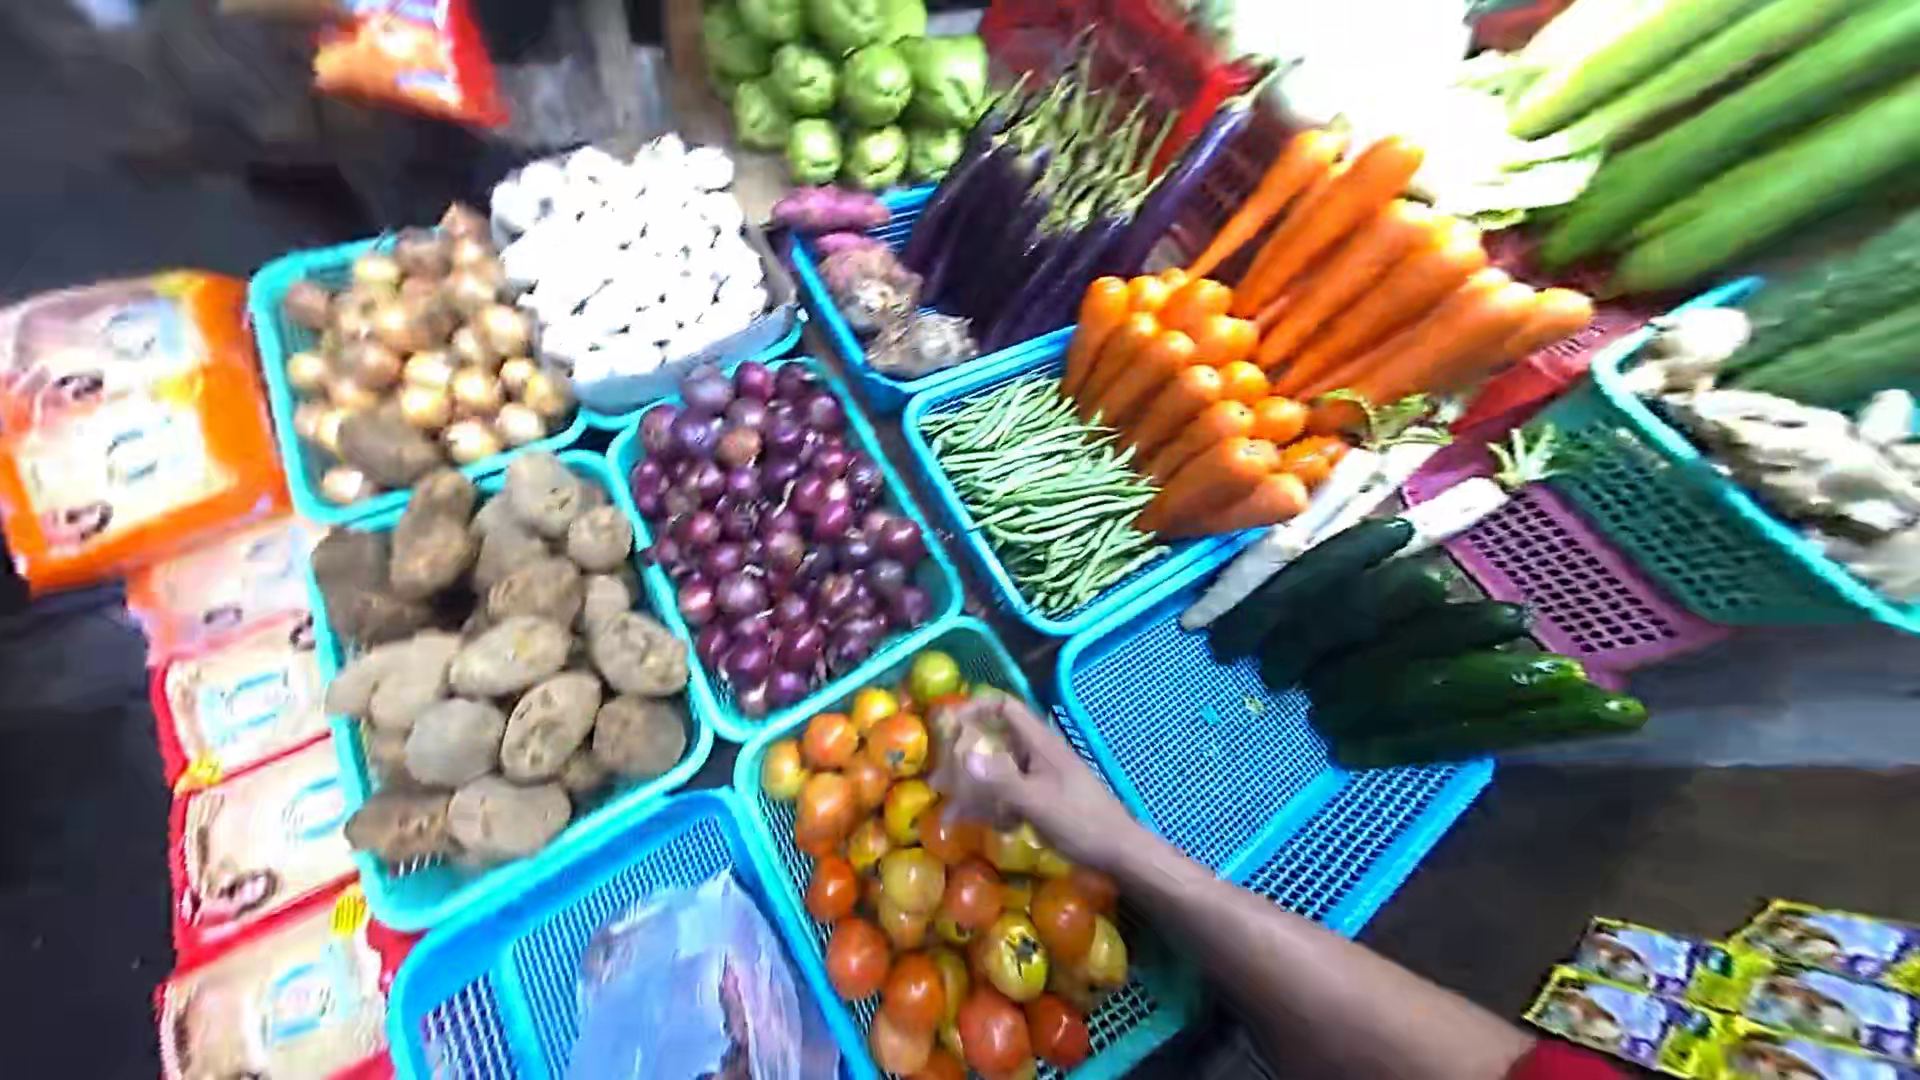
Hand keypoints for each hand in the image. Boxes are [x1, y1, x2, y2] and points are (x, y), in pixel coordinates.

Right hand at [928, 691, 1144, 872]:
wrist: (1118, 851)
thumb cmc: (1080, 820)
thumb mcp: (1037, 802)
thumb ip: (1001, 780)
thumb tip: (965, 756)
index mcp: (1039, 742)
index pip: (1004, 706)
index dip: (976, 707)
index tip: (950, 725)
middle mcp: (1037, 752)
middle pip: (995, 739)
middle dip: (966, 755)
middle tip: (941, 776)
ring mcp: (1040, 775)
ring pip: (999, 769)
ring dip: (975, 785)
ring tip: (950, 807)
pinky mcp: (1042, 797)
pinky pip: (1008, 792)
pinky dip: (991, 803)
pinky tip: (978, 824)